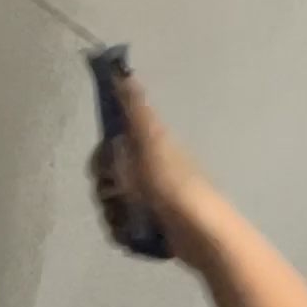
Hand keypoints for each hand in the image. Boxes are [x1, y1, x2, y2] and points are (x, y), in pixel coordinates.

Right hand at [90, 73, 224, 270]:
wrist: (203, 236)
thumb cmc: (174, 184)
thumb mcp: (152, 140)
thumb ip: (136, 109)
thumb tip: (124, 70)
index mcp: (147, 149)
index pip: (108, 148)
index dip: (102, 158)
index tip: (107, 168)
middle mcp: (147, 172)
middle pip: (105, 177)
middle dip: (106, 189)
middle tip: (120, 195)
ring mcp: (150, 201)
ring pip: (110, 203)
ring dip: (113, 213)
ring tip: (129, 222)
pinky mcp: (152, 227)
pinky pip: (120, 226)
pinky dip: (122, 231)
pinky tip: (131, 235)